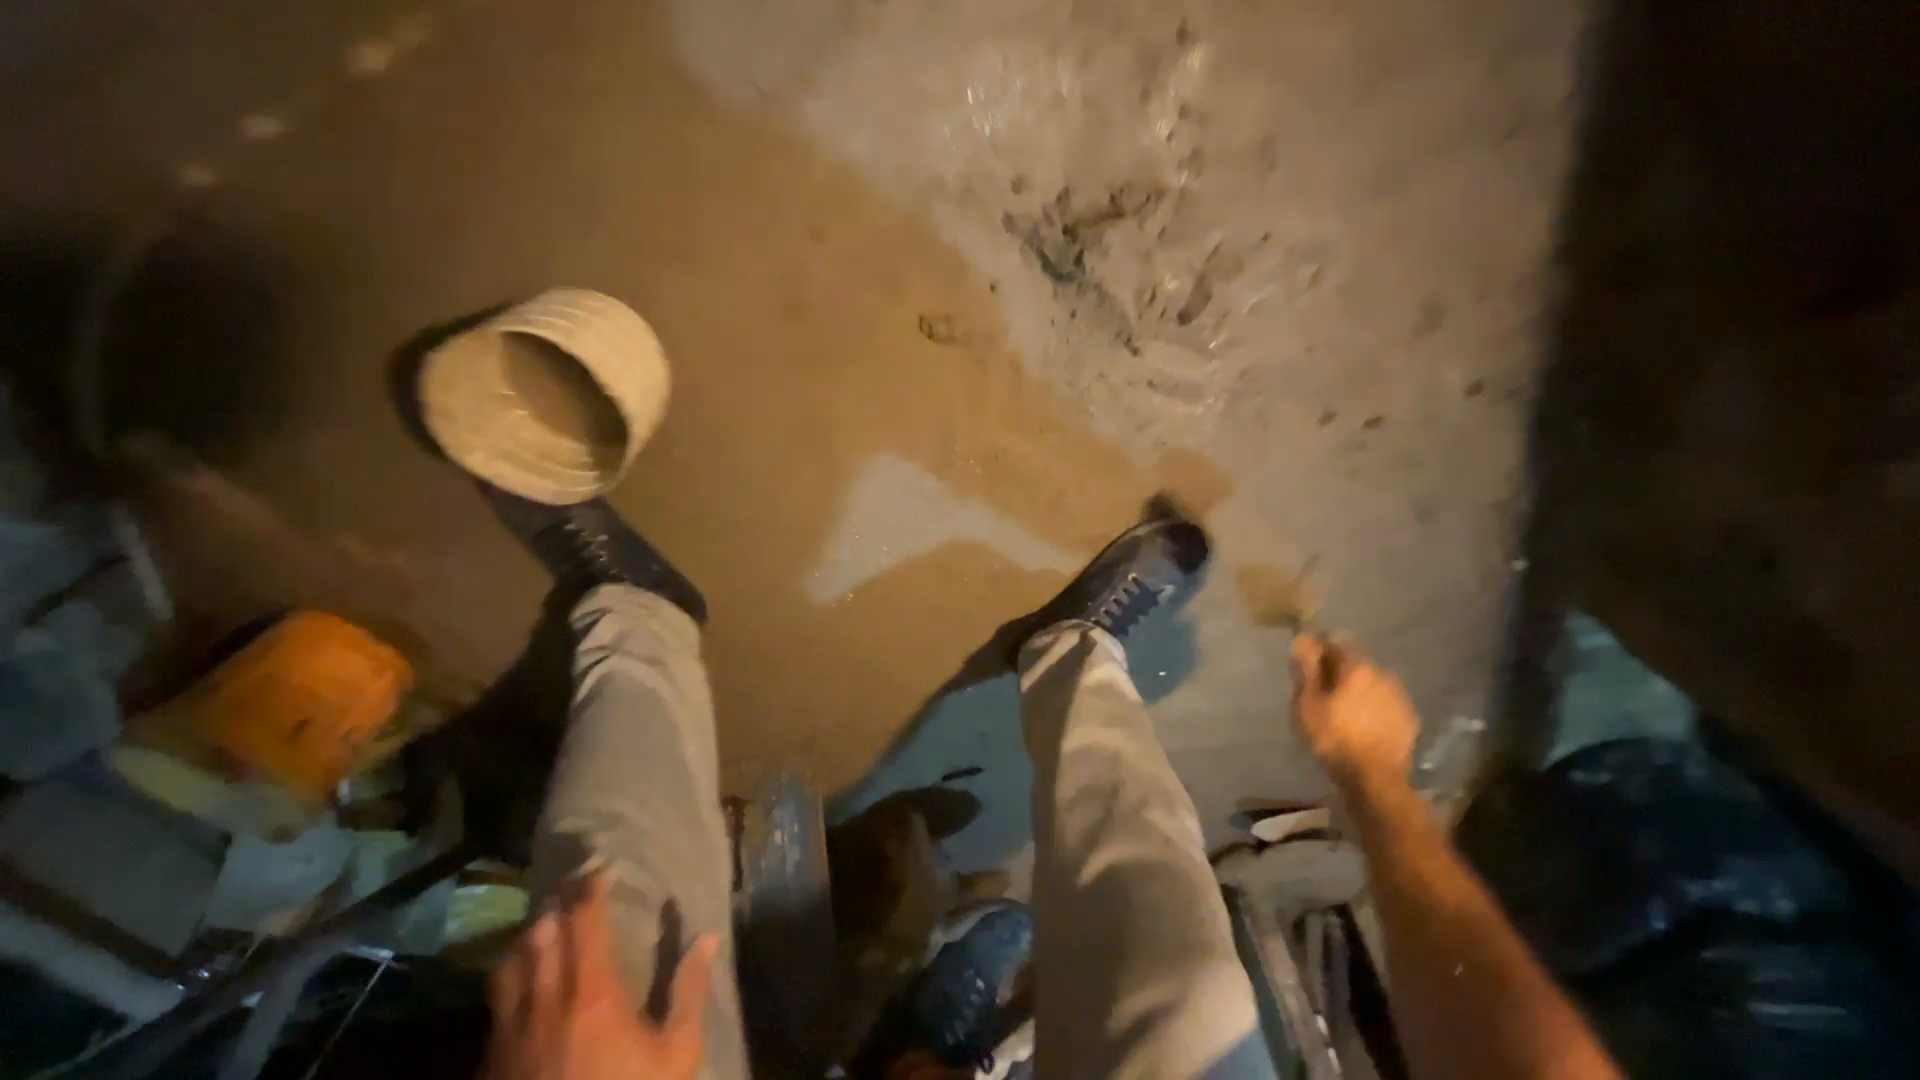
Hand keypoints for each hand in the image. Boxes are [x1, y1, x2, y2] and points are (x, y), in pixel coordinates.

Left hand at [483, 871, 718, 1079]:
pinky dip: (508, 981)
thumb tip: (708, 938)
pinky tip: (520, 989)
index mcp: (592, 994)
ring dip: (525, 939)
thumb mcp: (677, 1053)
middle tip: (570, 887)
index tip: (599, 868)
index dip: (588, 889)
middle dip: (555, 905)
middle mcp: (544, 1002)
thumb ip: (691, 991)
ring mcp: (510, 1034)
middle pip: (540, 935)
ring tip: (541, 927)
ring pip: (507, 967)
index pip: (583, 923)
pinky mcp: (490, 1064)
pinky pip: (494, 1007)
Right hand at [1289, 635, 1418, 788]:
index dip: (1319, 651)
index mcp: (1357, 666)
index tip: (1307, 669)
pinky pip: (1385, 701)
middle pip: (1355, 662)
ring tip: (1342, 711)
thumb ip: (1306, 670)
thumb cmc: (1334, 738)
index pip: (1336, 642)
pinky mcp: (1409, 717)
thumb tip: (1302, 639)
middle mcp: (1383, 673)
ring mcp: (1399, 695)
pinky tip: (1362, 724)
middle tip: (1321, 693)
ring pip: (1372, 682)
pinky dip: (1372, 705)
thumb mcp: (1308, 704)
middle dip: (1338, 671)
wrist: (1376, 778)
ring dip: (1357, 688)